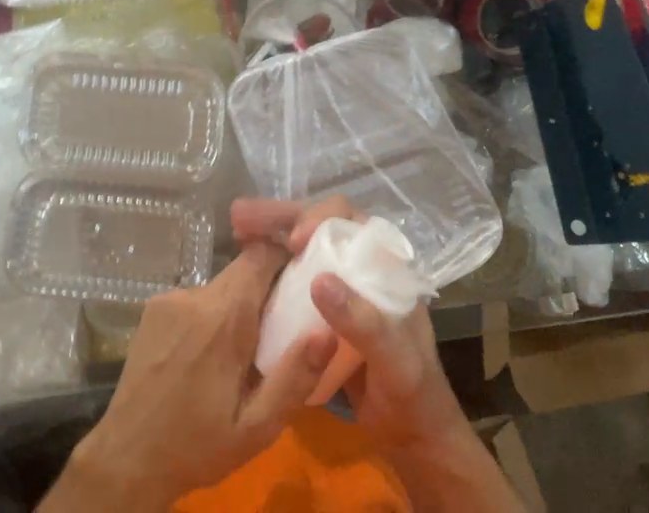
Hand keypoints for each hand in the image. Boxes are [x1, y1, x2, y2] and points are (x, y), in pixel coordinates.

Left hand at [41, 242, 338, 511]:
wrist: (128, 457)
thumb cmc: (198, 445)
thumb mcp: (258, 426)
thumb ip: (295, 377)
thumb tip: (326, 330)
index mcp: (224, 317)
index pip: (260, 255)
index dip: (286, 258)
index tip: (306, 277)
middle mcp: (194, 296)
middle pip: (241, 271)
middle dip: (264, 292)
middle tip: (280, 329)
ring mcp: (168, 300)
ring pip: (218, 288)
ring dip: (235, 309)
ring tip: (244, 352)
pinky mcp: (151, 311)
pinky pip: (195, 301)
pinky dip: (209, 317)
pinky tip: (208, 356)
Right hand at [233, 199, 527, 511]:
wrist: (409, 432)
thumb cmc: (412, 391)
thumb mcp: (393, 359)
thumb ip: (363, 323)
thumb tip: (319, 281)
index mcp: (385, 267)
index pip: (351, 222)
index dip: (320, 219)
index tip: (295, 240)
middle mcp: (359, 268)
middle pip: (318, 227)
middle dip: (280, 217)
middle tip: (241, 216)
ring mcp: (337, 288)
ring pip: (301, 248)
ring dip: (269, 234)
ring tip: (236, 229)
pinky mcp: (318, 311)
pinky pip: (290, 278)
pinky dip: (267, 267)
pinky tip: (243, 267)